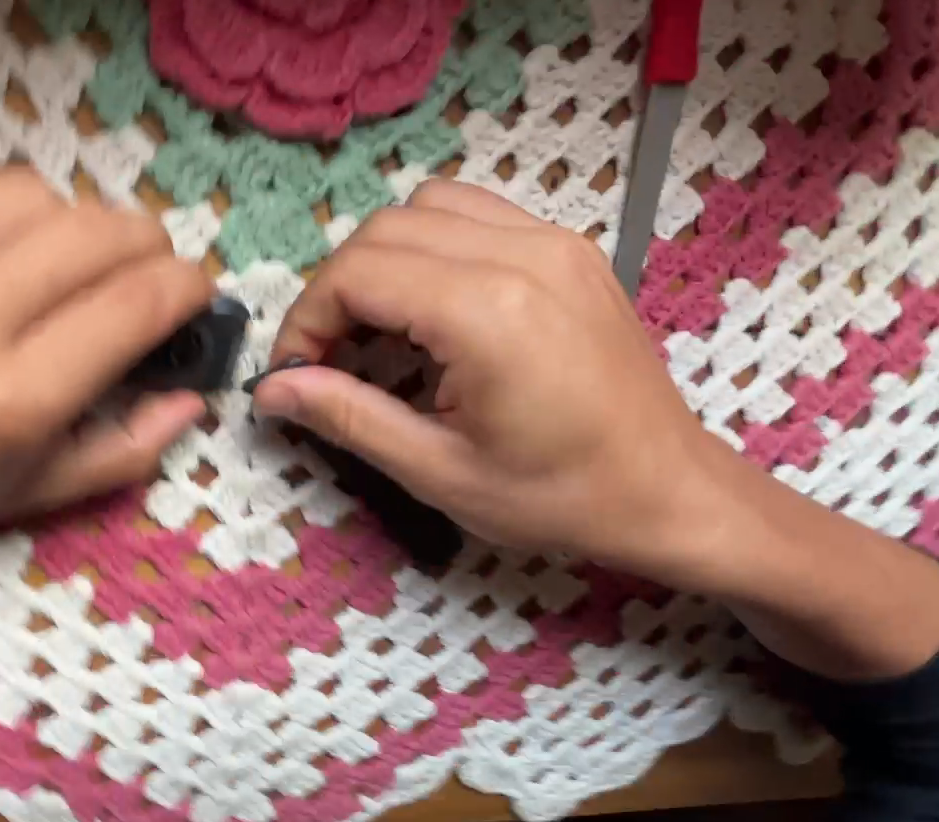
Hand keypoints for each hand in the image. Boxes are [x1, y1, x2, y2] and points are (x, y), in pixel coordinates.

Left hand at [0, 130, 213, 553]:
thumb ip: (127, 450)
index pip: (134, 305)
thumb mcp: (38, 494)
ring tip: (57, 257)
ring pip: (32, 191)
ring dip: (69, 219)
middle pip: (94, 235)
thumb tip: (196, 393)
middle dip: (145, 243)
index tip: (194, 288)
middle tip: (142, 265)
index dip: (186, 285)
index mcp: (12, 402)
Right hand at [251, 180, 938, 679]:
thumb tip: (271, 389)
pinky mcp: (568, 248)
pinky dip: (428, 248)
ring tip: (374, 331)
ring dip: (379, 262)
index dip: (305, 321)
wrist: (666, 490)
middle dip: (334, 292)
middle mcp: (520, 253)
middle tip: (325, 360)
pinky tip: (429, 308)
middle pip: (383, 230)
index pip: (356, 273)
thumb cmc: (555, 497)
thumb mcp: (438, 472)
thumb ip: (348, 418)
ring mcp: (552, 241)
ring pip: (426, 208)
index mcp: (486, 313)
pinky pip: (474, 214)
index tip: (294, 376)